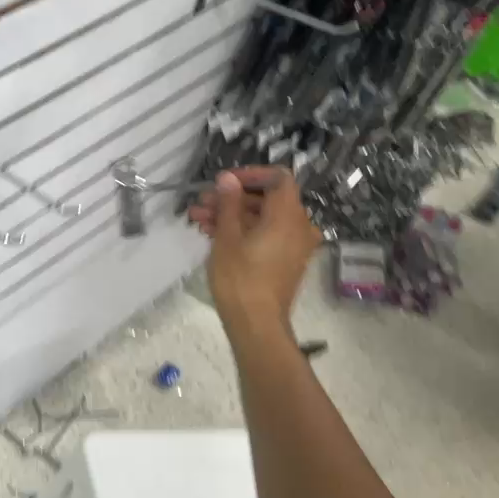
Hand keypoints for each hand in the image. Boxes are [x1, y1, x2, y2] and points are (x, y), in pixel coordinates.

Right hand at [187, 167, 321, 336]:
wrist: (257, 323)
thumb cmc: (240, 278)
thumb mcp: (227, 238)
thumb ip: (228, 204)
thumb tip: (228, 179)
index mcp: (288, 216)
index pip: (278, 178)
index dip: (250, 175)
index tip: (222, 183)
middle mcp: (299, 225)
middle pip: (267, 199)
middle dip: (232, 198)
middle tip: (201, 204)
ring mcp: (294, 243)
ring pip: (263, 218)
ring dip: (232, 215)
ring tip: (199, 220)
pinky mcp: (286, 259)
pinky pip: (267, 234)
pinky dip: (244, 230)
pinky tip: (214, 235)